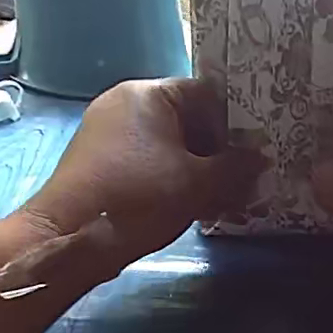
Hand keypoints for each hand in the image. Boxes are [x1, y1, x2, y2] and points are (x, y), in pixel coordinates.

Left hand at [10, 78, 261, 287]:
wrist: (72, 237)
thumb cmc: (138, 198)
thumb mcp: (197, 183)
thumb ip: (235, 167)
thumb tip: (261, 159)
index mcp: (148, 94)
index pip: (206, 94)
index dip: (237, 122)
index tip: (258, 149)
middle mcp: (126, 106)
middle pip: (189, 123)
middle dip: (221, 155)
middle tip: (249, 181)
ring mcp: (112, 137)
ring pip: (171, 149)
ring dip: (202, 174)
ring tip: (230, 200)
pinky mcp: (105, 166)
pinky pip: (152, 166)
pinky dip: (176, 183)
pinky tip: (200, 208)